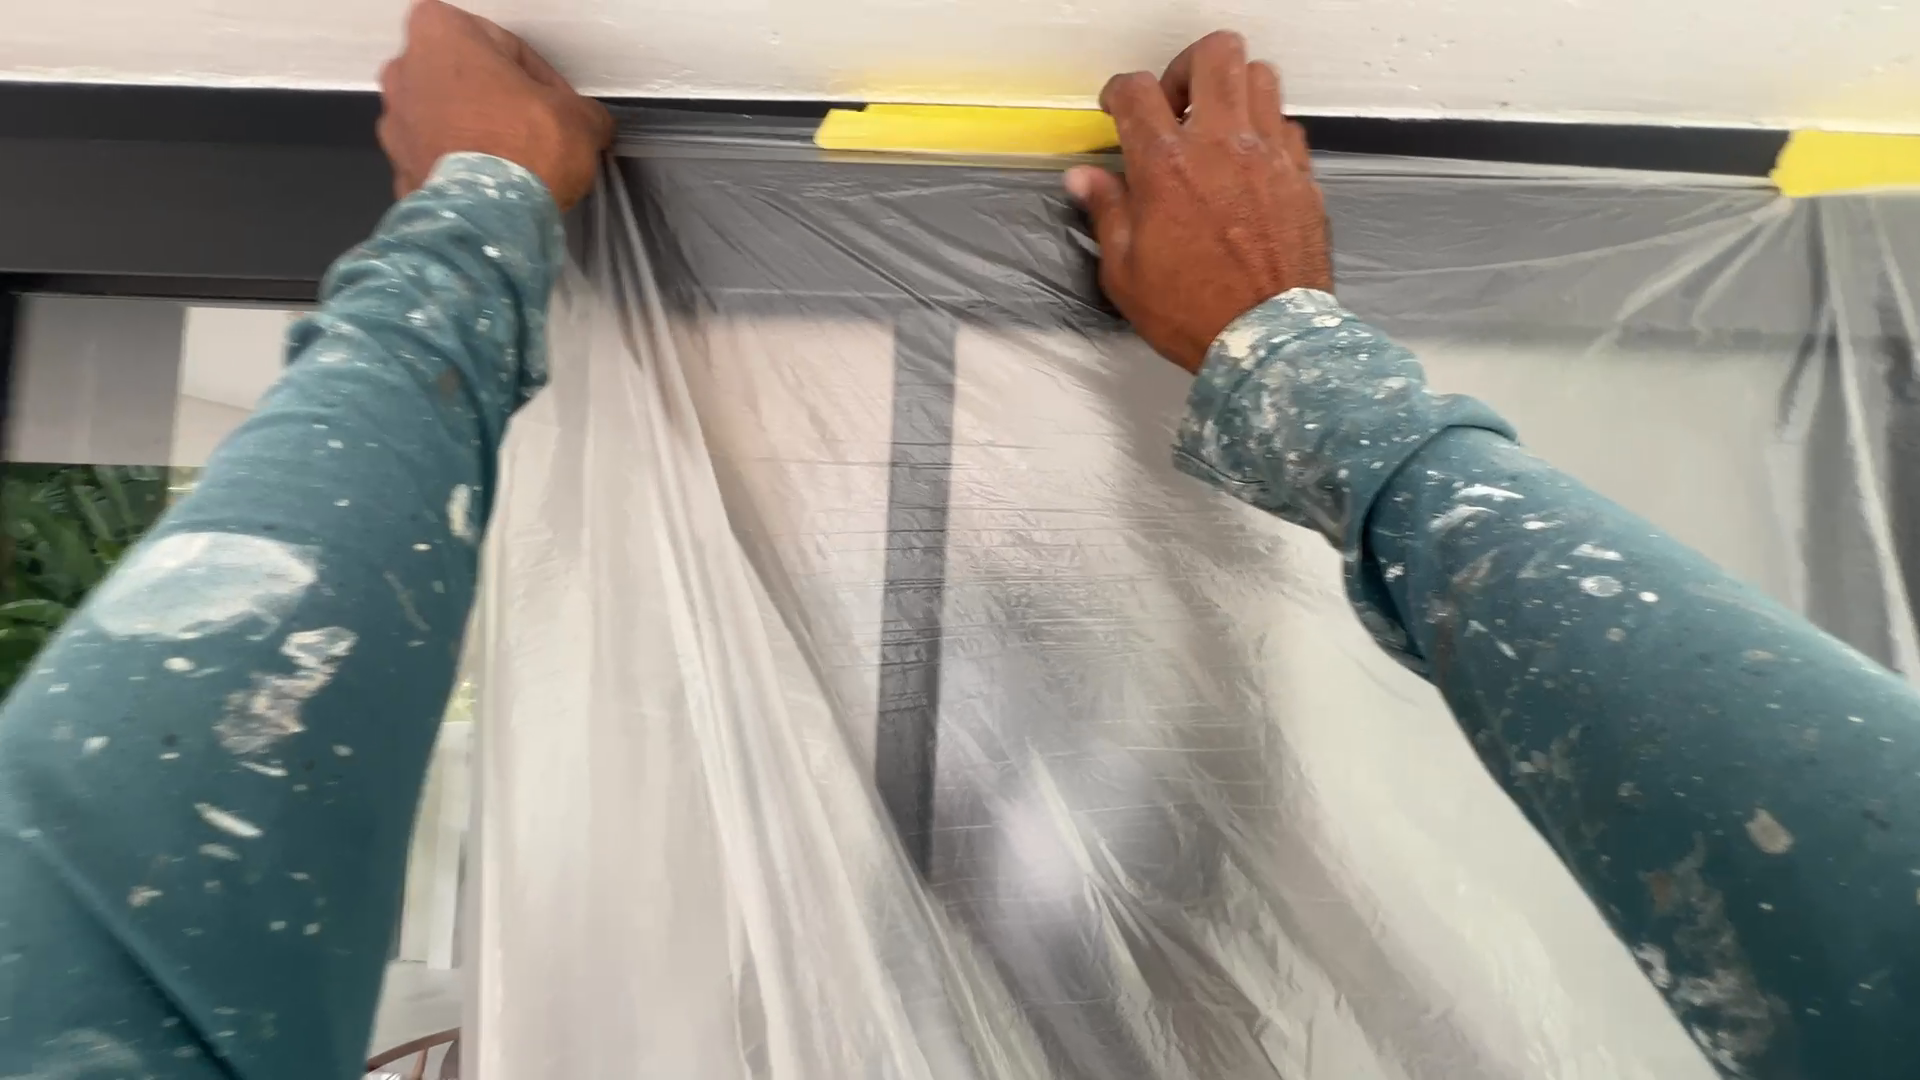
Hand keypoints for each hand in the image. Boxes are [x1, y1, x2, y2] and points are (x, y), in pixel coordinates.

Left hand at [378, 0, 612, 209]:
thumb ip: (587, 111)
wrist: (492, 216)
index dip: (548, 84)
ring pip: (452, 123)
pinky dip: (466, 171)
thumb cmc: (528, 150)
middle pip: (472, 84)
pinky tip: (497, 189)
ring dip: (483, 139)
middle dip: (507, 109)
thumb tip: (590, 121)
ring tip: (521, 171)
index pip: (509, 49)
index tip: (568, 114)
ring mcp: (395, 120)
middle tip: (544, 141)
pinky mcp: (401, 166)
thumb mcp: (581, 120)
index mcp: (442, 33)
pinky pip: (440, 162)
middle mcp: (404, 67)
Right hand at [1066, 32, 1330, 372]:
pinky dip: (1263, 130)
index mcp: (1166, 169)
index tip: (1114, 105)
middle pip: (1213, 54)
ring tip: (1215, 128)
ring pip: (1258, 75)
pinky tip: (1247, 163)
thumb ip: (1106, 213)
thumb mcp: (1124, 273)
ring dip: (1230, 90)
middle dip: (1185, 68)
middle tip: (1173, 103)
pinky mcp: (1300, 175)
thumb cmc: (1190, 313)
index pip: (1137, 93)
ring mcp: (1269, 155)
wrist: (1263, 339)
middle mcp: (1221, 146)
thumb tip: (1083, 178)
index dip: (1118, 91)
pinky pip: (1285, 124)